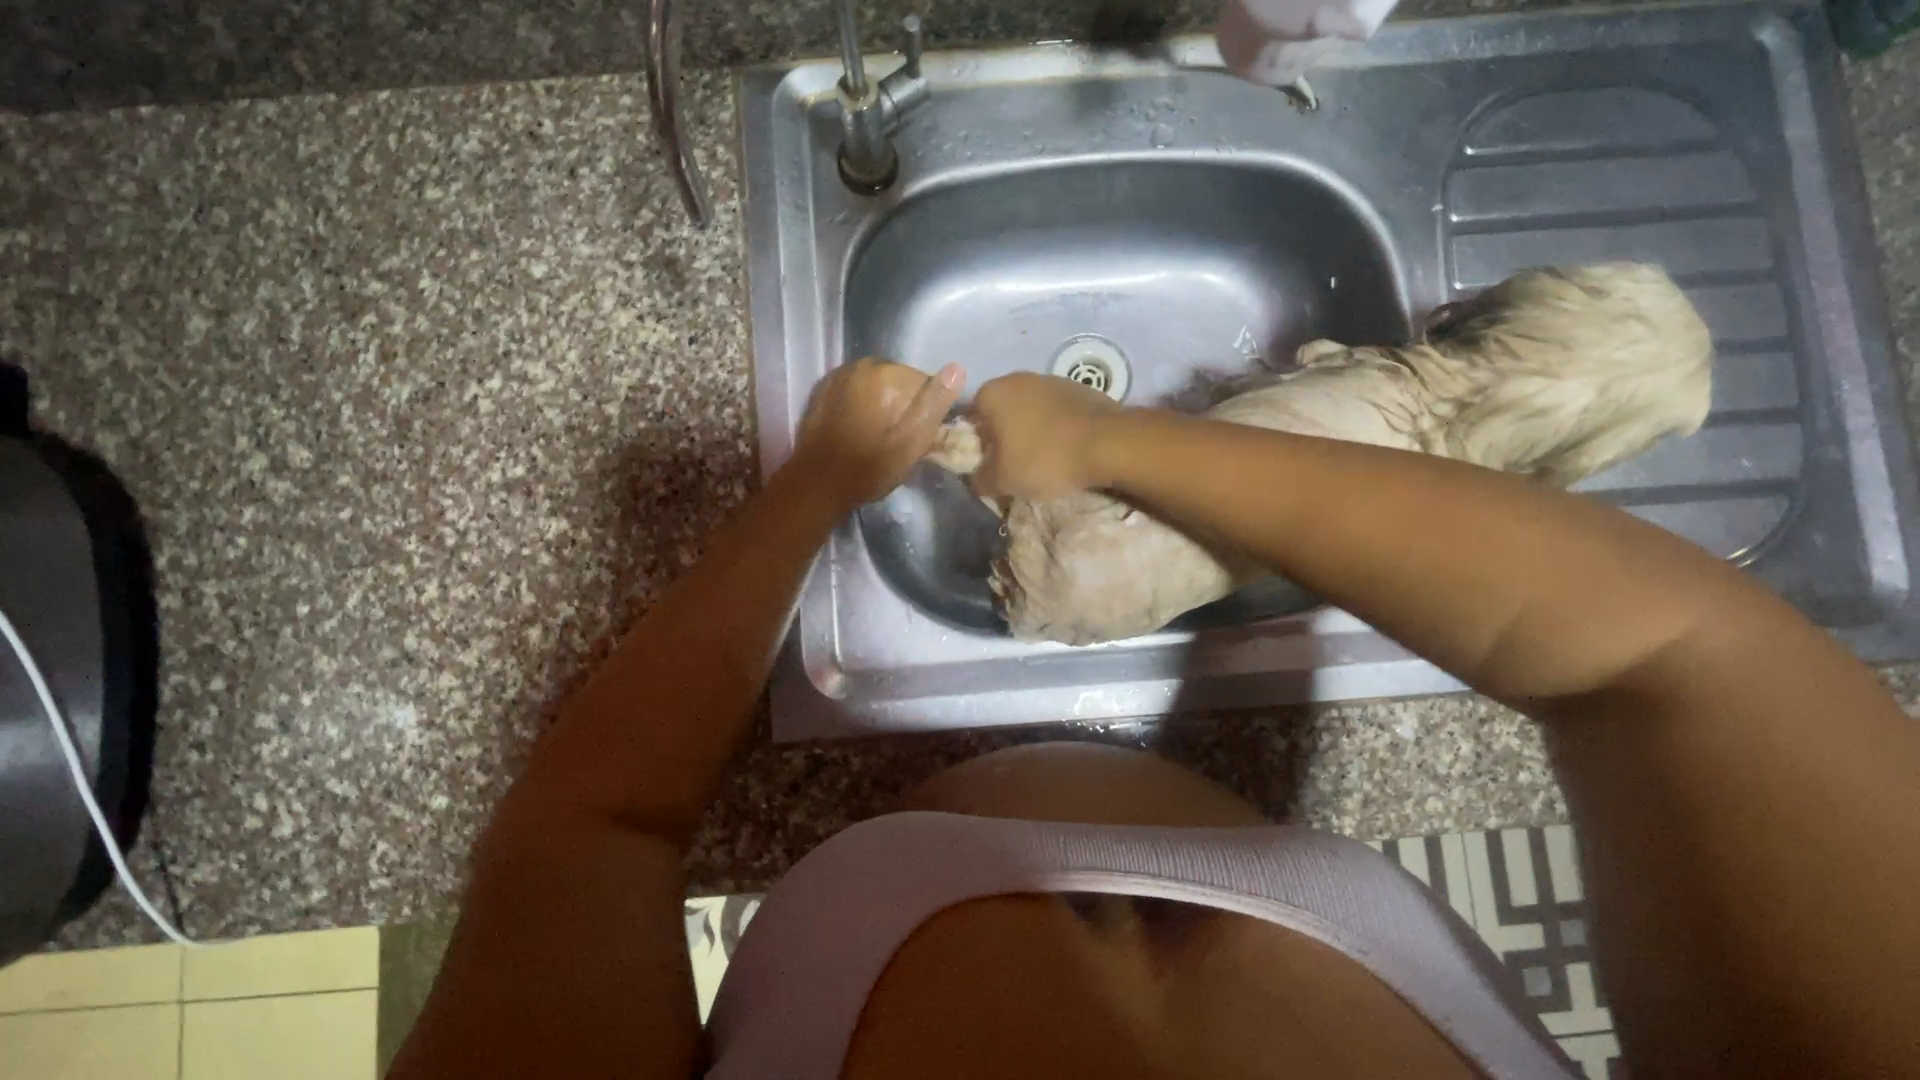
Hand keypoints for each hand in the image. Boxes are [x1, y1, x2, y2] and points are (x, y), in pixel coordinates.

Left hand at [791, 358, 965, 507]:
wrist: (816, 484)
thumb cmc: (869, 467)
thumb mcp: (912, 441)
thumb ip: (934, 403)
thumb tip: (957, 368)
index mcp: (886, 373)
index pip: (925, 383)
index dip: (927, 413)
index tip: (918, 439)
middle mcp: (861, 365)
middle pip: (899, 382)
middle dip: (903, 406)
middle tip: (897, 441)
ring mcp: (838, 375)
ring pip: (876, 386)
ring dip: (882, 405)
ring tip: (877, 437)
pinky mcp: (823, 389)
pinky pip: (855, 391)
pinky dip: (861, 405)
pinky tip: (857, 429)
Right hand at [969, 372, 1121, 499]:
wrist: (1109, 443)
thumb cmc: (1044, 458)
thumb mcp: (1001, 481)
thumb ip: (978, 479)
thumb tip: (975, 477)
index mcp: (992, 392)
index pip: (970, 418)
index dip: (975, 445)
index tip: (987, 467)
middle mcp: (1018, 377)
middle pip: (1001, 412)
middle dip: (1004, 438)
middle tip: (1013, 467)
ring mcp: (1052, 380)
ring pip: (1031, 411)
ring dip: (1032, 432)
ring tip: (1043, 461)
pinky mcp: (1081, 389)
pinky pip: (1057, 413)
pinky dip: (1057, 429)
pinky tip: (1066, 450)